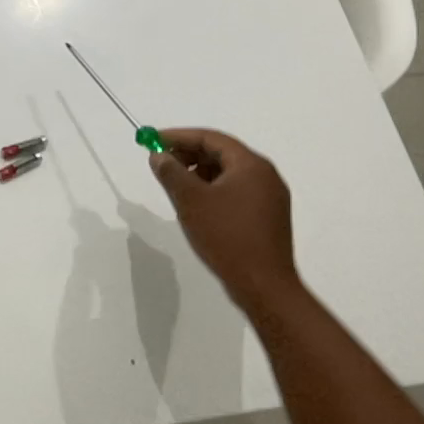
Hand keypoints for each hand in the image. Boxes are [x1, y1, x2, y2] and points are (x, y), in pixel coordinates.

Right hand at [151, 128, 300, 313]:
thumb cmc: (226, 237)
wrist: (264, 287)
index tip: (152, 140)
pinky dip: (213, 190)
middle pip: (221, 153)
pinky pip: (236, 191)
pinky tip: (196, 205)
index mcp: (251, 165)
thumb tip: (158, 156)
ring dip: (199, 173)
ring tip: (175, 186)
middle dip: (188, 154)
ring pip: (228, 173)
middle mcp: (265, 175)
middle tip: (161, 163)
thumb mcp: (191, 201)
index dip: (178, 136)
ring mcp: (270, 198)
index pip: (211, 138)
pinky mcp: (268, 217)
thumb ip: (171, 173)